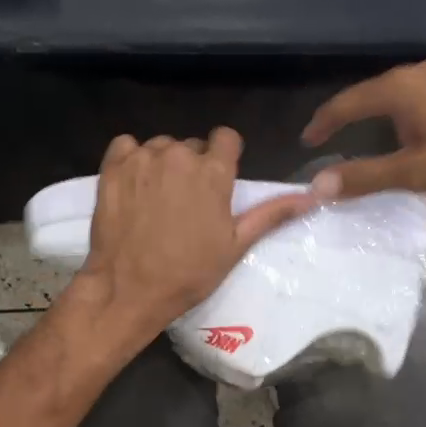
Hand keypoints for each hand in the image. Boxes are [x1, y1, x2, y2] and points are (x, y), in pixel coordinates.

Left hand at [75, 128, 314, 342]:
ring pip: (160, 147)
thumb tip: (312, 196)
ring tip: (156, 200)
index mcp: (214, 171)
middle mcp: (180, 155)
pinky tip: (132, 186)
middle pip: (192, 145)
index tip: (217, 180)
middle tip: (185, 202)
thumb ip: (271, 214)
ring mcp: (143, 159)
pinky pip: (126, 147)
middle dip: (192, 166)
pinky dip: (130, 160)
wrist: (128, 289)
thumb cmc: (187, 273)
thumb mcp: (235, 246)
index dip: (224, 156)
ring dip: (161, 165)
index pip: (226, 137)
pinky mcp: (113, 167)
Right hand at [300, 59, 425, 197]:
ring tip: (370, 136)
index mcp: (399, 89)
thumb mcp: (414, 172)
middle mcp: (418, 73)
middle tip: (332, 137)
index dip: (323, 123)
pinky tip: (415, 130)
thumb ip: (363, 177)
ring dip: (379, 113)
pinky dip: (405, 112)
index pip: (346, 103)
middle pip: (371, 92)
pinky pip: (421, 94)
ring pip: (398, 92)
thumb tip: (316, 186)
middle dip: (349, 115)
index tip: (308, 141)